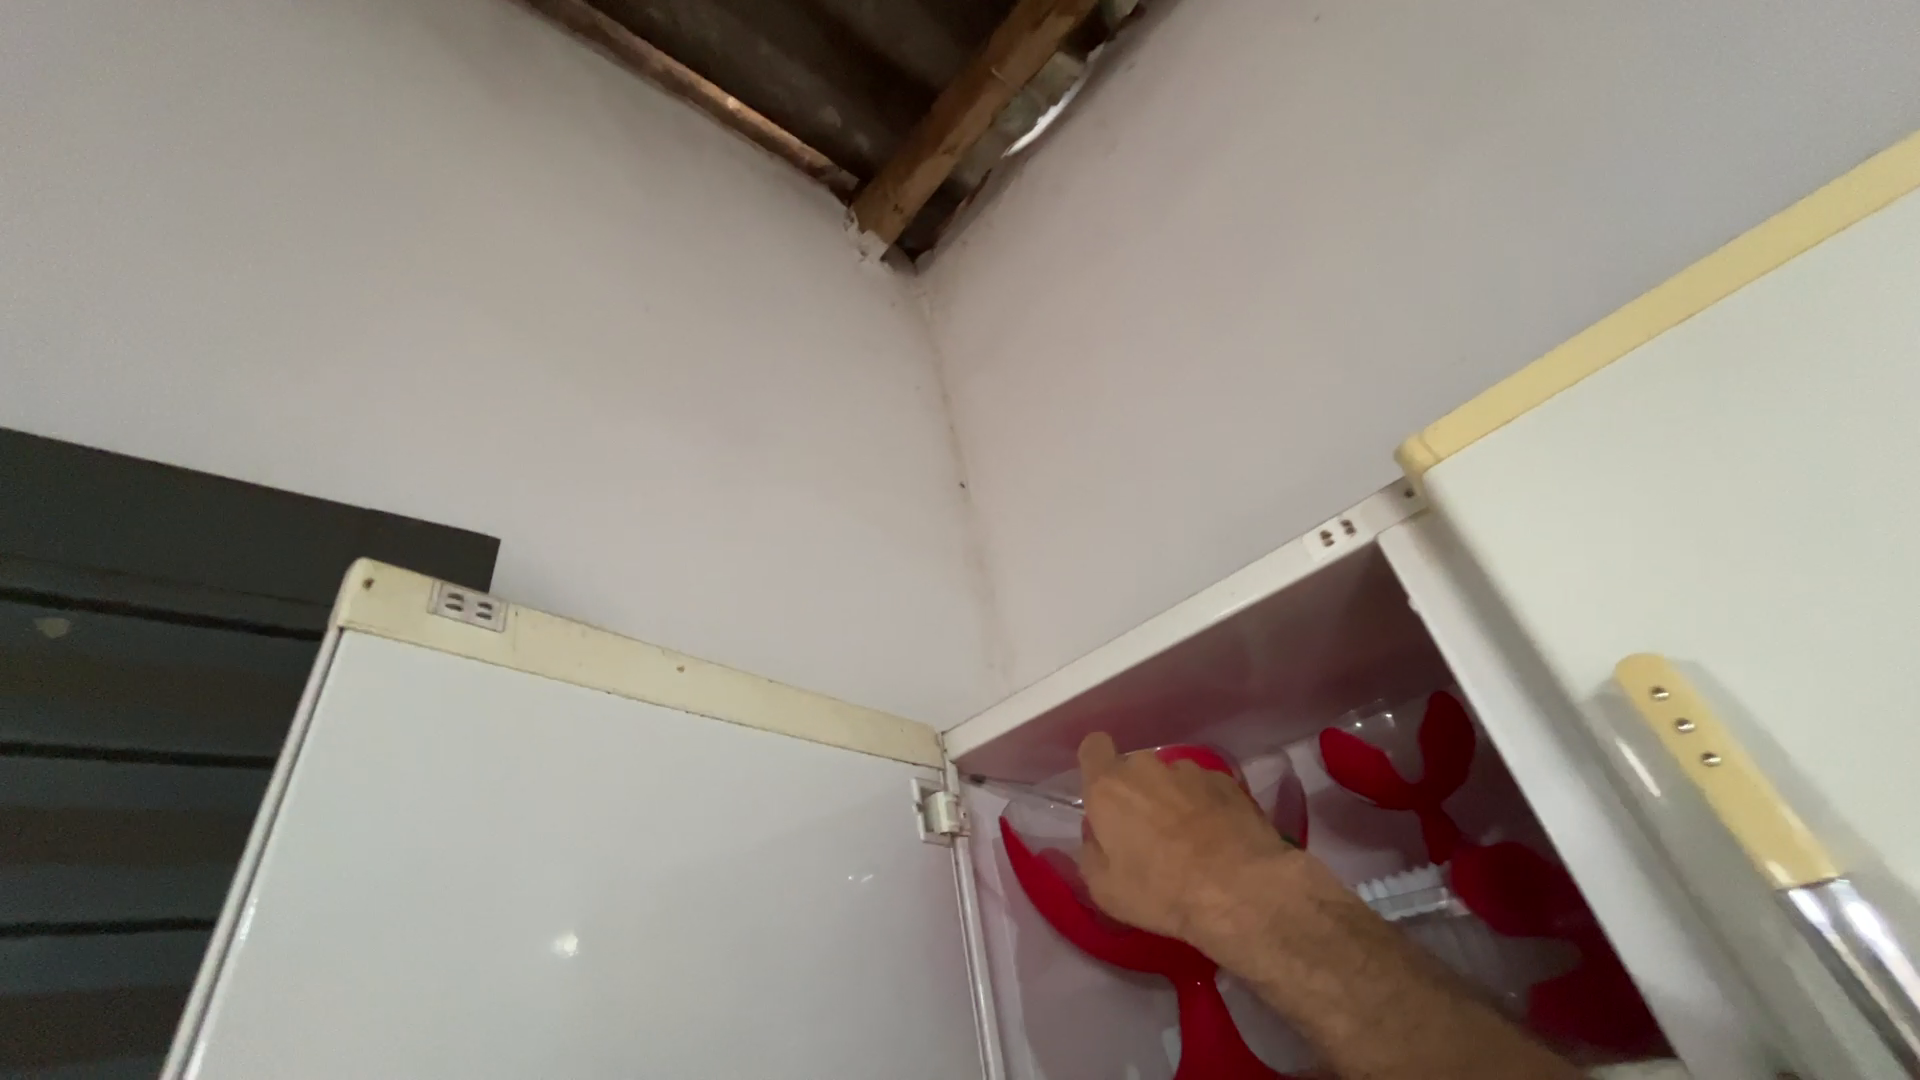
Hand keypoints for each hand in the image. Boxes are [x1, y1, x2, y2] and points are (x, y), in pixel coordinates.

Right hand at [1076, 733, 1352, 971]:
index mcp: (1108, 787)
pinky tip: (1218, 838)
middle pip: (1134, 768)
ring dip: (1172, 799)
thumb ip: (1090, 853)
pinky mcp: (1227, 782)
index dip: (1097, 765)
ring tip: (1189, 839)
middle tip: (1146, 832)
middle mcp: (1146, 767)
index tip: (1104, 794)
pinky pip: (1204, 788)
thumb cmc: (1161, 892)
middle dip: (1136, 791)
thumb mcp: (1104, 889)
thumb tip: (1096, 836)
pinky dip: (1206, 806)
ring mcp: (1190, 771)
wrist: (1241, 891)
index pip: (1094, 747)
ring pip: (1170, 778)